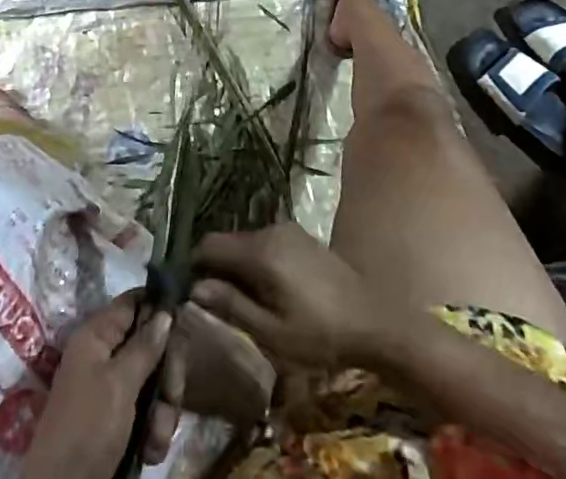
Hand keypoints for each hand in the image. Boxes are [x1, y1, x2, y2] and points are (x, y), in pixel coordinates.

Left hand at [22, 289, 177, 478]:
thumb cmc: (88, 427)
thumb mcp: (119, 384)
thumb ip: (144, 346)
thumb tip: (166, 310)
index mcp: (97, 336)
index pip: (133, 302)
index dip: (159, 306)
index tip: (186, 318)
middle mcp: (106, 354)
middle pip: (152, 344)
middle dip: (167, 375)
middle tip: (172, 398)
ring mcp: (113, 386)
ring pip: (155, 380)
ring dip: (163, 411)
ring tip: (157, 440)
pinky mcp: (120, 416)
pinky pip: (149, 409)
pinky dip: (154, 430)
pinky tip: (152, 451)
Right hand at [189, 223, 397, 370]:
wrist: (377, 323)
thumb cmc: (321, 334)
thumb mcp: (271, 332)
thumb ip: (231, 305)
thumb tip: (194, 288)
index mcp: (261, 251)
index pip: (209, 244)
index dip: (193, 266)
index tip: (188, 292)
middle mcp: (272, 230)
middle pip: (227, 242)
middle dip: (214, 268)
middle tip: (213, 304)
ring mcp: (289, 231)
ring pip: (246, 243)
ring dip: (235, 267)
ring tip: (239, 303)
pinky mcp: (302, 238)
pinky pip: (264, 244)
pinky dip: (255, 263)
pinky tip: (265, 292)